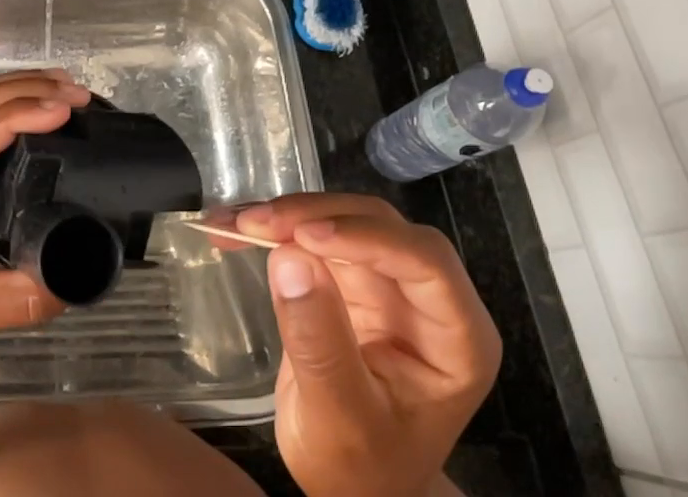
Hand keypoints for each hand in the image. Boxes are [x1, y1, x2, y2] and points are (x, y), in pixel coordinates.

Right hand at [234, 194, 500, 496]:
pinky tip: (231, 230)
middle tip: (253, 224)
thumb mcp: (339, 418)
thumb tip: (288, 258)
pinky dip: (272, 232)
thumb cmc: (360, 467)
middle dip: (315, 217)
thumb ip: (319, 343)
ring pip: (343, 223)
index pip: (425, 263)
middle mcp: (427, 299)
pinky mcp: (349, 282)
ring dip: (287, 217)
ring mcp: (388, 286)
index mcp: (457, 336)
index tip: (303, 236)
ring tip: (231, 224)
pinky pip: (312, 241)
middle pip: (381, 228)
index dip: (367, 238)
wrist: (350, 486)